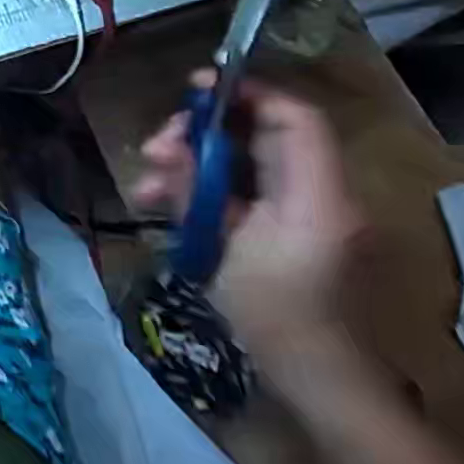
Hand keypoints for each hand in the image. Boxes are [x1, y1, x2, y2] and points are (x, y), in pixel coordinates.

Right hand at [133, 74, 360, 360]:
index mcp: (316, 192)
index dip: (247, 90)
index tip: (195, 86)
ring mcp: (296, 208)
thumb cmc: (274, 312)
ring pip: (237, 158)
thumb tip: (171, 145)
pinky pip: (235, 187)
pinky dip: (197, 187)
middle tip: (156, 146)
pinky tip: (158, 201)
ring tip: (147, 181)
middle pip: (255, 132)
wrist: (313, 376)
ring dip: (188, 161)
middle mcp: (312, 190)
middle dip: (198, 132)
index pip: (293, 117)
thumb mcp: (226, 245)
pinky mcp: (277, 223)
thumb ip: (200, 189)